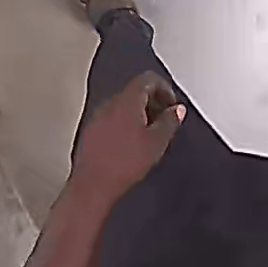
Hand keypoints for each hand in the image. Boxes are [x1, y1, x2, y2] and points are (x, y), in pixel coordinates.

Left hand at [69, 72, 184, 204]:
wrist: (92, 187)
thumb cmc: (126, 163)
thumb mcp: (157, 142)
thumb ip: (170, 121)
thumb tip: (177, 109)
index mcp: (128, 100)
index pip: (148, 79)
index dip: (164, 88)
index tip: (172, 105)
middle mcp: (110, 103)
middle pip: (135, 91)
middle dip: (153, 101)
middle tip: (164, 119)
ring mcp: (97, 117)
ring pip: (123, 105)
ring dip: (139, 113)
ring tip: (149, 133)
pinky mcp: (90, 132)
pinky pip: (112, 118)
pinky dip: (125, 123)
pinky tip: (130, 143)